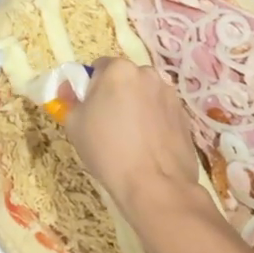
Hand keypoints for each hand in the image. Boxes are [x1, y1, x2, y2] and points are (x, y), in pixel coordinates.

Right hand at [64, 58, 203, 216]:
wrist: (154, 184)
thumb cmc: (107, 150)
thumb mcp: (74, 125)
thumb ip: (70, 100)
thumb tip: (69, 90)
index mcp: (118, 70)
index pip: (98, 67)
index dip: (91, 88)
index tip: (90, 110)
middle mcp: (147, 73)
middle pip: (124, 79)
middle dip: (116, 94)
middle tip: (108, 123)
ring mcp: (169, 93)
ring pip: (144, 94)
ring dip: (137, 105)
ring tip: (132, 137)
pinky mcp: (184, 114)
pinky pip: (161, 110)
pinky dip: (154, 120)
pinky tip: (149, 144)